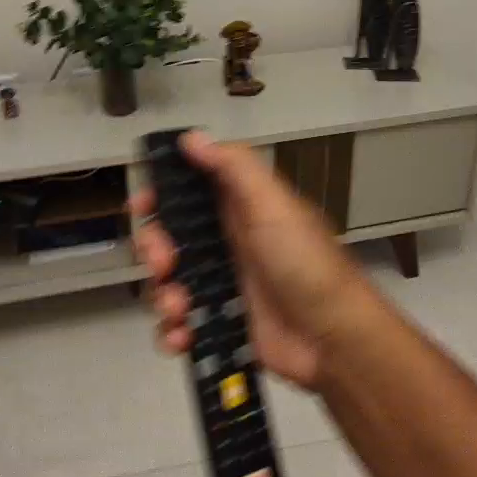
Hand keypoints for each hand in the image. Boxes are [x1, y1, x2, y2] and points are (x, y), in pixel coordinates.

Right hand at [131, 132, 374, 389]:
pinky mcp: (220, 324)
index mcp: (240, 209)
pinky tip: (181, 337)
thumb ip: (235, 167)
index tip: (142, 205)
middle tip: (165, 265)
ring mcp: (222, 285)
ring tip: (179, 310)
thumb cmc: (305, 263)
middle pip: (169, 238)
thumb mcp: (274, 205)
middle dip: (155, 249)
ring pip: (169, 283)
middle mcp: (227, 243)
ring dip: (162, 295)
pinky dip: (172, 332)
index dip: (161, 195)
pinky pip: (180, 326)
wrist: (334, 339)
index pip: (189, 191)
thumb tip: (191, 137)